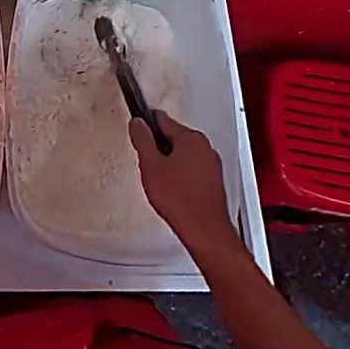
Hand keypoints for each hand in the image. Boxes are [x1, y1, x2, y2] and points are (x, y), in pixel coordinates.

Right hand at [129, 110, 240, 257]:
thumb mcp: (150, 165)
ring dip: (169, 161)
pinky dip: (180, 175)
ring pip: (183, 154)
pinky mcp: (212, 180)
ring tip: (159, 180)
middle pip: (173, 136)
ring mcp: (211, 164)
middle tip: (146, 162)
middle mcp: (205, 147)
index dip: (145, 122)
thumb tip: (137, 123)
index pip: (163, 119)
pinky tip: (172, 190)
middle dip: (158, 146)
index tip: (136, 126)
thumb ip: (142, 139)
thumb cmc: (180, 200)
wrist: (204, 229)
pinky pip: (191, 169)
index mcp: (191, 138)